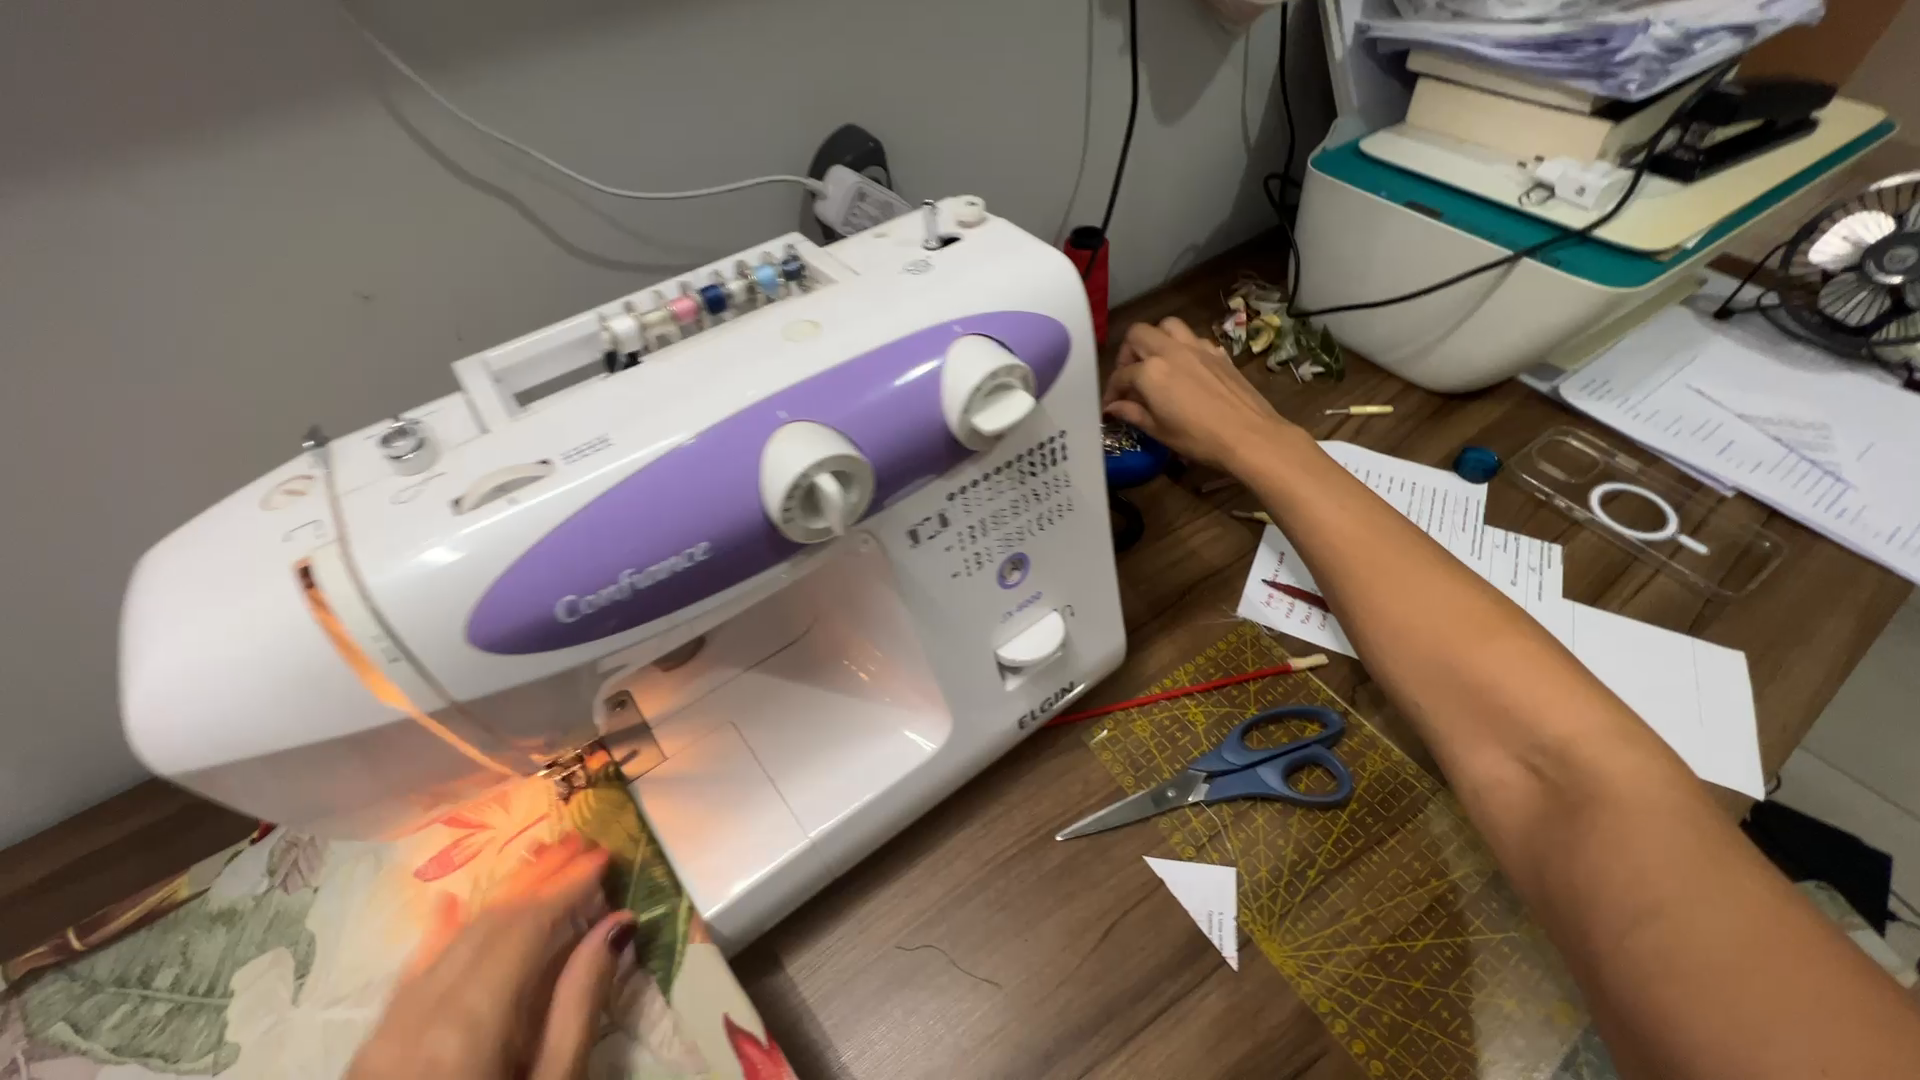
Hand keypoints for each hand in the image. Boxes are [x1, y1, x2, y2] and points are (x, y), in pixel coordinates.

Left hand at [347, 834, 636, 1079]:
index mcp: (468, 1029)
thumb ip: (578, 1007)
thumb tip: (612, 929)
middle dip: (538, 880)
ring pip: (449, 943)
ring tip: (541, 863)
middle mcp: (417, 1018)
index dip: (565, 886)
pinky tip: (451, 908)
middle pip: (487, 925)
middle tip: (582, 846)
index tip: (603, 855)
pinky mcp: (370, 1055)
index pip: (524, 928)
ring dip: (500, 898)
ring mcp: (384, 1036)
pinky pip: (411, 977)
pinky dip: (441, 937)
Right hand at [1101, 317, 1297, 472]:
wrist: (1249, 435)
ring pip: (1167, 326)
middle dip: (1128, 352)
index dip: (1112, 391)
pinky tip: (1186, 368)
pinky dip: (1182, 347)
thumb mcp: (1159, 431)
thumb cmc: (1198, 438)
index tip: (1112, 405)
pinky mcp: (1218, 352)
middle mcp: (1170, 351)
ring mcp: (1197, 347)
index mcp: (1150, 372)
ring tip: (1156, 362)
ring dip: (1156, 339)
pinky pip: (1193, 338)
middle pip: (1138, 334)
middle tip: (1130, 375)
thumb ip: (1133, 413)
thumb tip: (1114, 407)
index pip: (1121, 376)